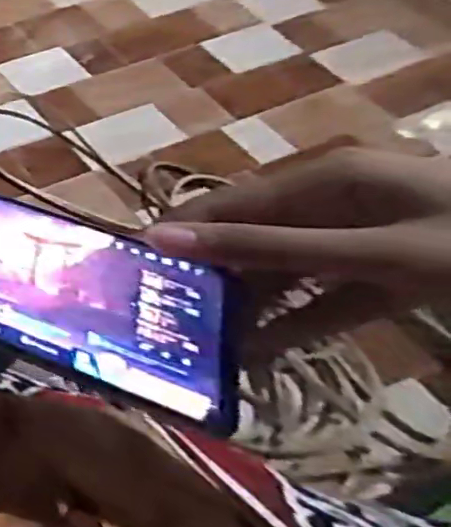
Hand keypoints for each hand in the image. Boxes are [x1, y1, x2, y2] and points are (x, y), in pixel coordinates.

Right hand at [144, 147, 450, 358]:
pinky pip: (333, 294)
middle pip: (251, 237)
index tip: (126, 270)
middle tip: (160, 313)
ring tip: (203, 337)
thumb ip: (270, 248)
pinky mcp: (400, 272)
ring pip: (289, 268)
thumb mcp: (382, 253)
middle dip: (208, 273)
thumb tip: (157, 239)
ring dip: (251, 302)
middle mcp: (337, 202)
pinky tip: (260, 347)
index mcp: (325, 180)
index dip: (173, 233)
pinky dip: (300, 318)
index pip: (221, 204)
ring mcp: (372, 237)